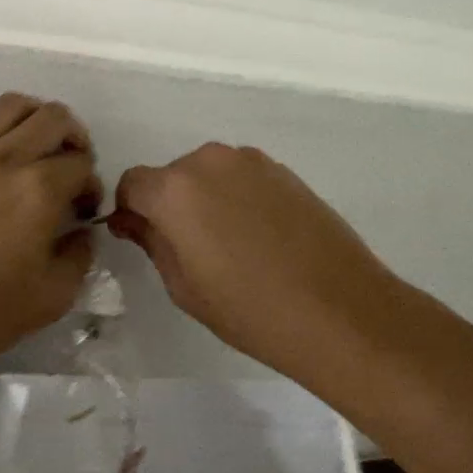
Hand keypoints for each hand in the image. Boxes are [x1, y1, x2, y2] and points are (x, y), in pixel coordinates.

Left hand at [0, 94, 101, 385]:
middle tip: (69, 166)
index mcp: (40, 190)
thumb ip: (80, 254)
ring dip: (33, 118)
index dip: (90, 185)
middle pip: (54, 117)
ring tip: (33, 144)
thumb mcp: (53, 297)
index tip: (82, 209)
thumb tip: (82, 229)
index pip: (81, 163)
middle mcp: (6, 158)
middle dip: (74, 138)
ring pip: (11, 104)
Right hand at [108, 143, 395, 375]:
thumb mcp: (185, 287)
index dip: (131, 210)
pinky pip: (242, 178)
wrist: (341, 311)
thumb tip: (132, 220)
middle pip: (171, 176)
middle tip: (192, 250)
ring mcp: (249, 161)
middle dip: (171, 205)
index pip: (132, 184)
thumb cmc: (251, 310)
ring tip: (234, 245)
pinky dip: (240, 198)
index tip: (142, 238)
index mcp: (174, 190)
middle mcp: (208, 161)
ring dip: (208, 199)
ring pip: (209, 175)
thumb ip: (152, 243)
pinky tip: (263, 238)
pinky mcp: (283, 170)